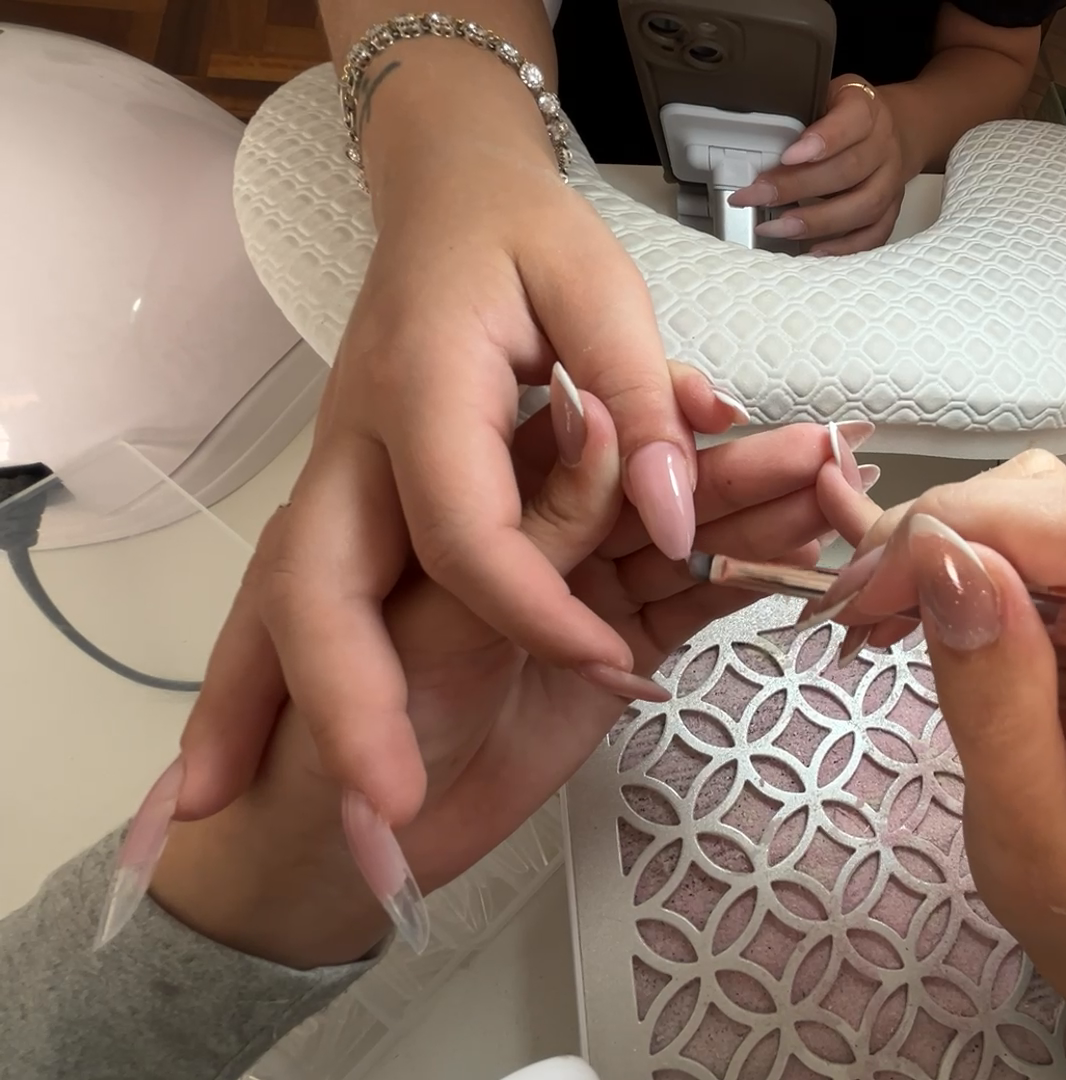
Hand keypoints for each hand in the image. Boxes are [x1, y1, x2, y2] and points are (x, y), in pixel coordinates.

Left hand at [142, 389, 854, 966]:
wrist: (343, 863)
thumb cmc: (337, 741)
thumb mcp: (433, 625)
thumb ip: (528, 531)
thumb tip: (600, 426)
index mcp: (470, 500)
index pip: (580, 451)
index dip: (659, 439)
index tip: (723, 424)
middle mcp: (540, 530)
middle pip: (651, 495)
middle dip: (738, 477)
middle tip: (823, 454)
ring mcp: (590, 587)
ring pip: (685, 545)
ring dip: (758, 524)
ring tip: (833, 498)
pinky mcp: (624, 640)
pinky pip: (693, 604)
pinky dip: (746, 583)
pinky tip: (802, 557)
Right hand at [174, 52, 754, 833]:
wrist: (446, 193)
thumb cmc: (528, 241)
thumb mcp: (603, 300)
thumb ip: (643, 402)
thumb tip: (677, 514)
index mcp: (427, 389)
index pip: (466, 525)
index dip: (535, 605)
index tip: (604, 663)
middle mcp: (366, 448)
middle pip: (318, 584)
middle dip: (338, 702)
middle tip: (374, 813)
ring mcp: (348, 475)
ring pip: (283, 599)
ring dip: (252, 707)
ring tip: (217, 817)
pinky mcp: (360, 494)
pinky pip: (303, 588)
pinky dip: (259, 668)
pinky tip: (226, 749)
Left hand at [728, 74, 911, 254]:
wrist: (891, 132)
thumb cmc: (846, 115)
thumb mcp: (824, 97)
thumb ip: (800, 116)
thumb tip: (758, 147)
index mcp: (867, 111)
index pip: (849, 125)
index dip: (821, 141)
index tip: (787, 156)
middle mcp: (884, 149)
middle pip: (848, 172)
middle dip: (798, 188)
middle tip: (759, 197)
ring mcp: (891, 183)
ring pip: (863, 207)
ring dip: (818, 222)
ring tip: (779, 227)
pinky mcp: (891, 211)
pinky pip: (874, 235)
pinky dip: (844, 247)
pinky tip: (814, 249)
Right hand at [807, 451, 1065, 1056]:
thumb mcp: (1024, 822)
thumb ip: (995, 693)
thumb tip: (946, 555)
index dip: (981, 525)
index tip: (878, 581)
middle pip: (1065, 507)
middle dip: (943, 530)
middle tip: (857, 601)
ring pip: (1039, 504)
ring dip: (940, 539)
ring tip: (878, 608)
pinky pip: (1028, 536)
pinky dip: (953, 552)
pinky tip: (911, 595)